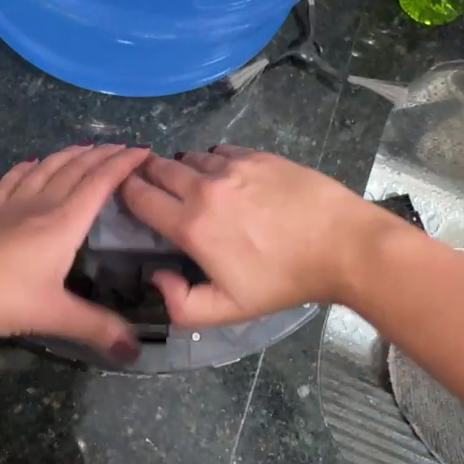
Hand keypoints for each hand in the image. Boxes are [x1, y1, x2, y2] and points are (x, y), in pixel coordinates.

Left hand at [0, 144, 149, 362]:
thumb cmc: (3, 296)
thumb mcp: (55, 315)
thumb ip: (97, 328)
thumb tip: (136, 351)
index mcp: (64, 223)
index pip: (100, 183)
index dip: (124, 164)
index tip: (144, 150)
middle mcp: (42, 205)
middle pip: (76, 169)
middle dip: (103, 155)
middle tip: (125, 146)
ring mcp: (12, 206)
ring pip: (46, 169)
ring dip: (69, 155)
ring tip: (86, 147)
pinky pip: (13, 181)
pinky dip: (27, 168)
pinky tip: (29, 164)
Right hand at [119, 145, 414, 326]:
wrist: (343, 245)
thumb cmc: (283, 281)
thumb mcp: (229, 310)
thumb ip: (181, 305)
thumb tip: (156, 278)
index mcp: (191, 225)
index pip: (139, 197)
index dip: (123, 192)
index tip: (119, 194)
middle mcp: (204, 188)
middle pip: (158, 169)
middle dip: (146, 174)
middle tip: (146, 184)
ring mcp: (232, 167)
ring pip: (189, 158)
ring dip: (180, 169)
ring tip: (186, 183)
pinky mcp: (258, 156)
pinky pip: (220, 152)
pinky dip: (212, 162)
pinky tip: (222, 175)